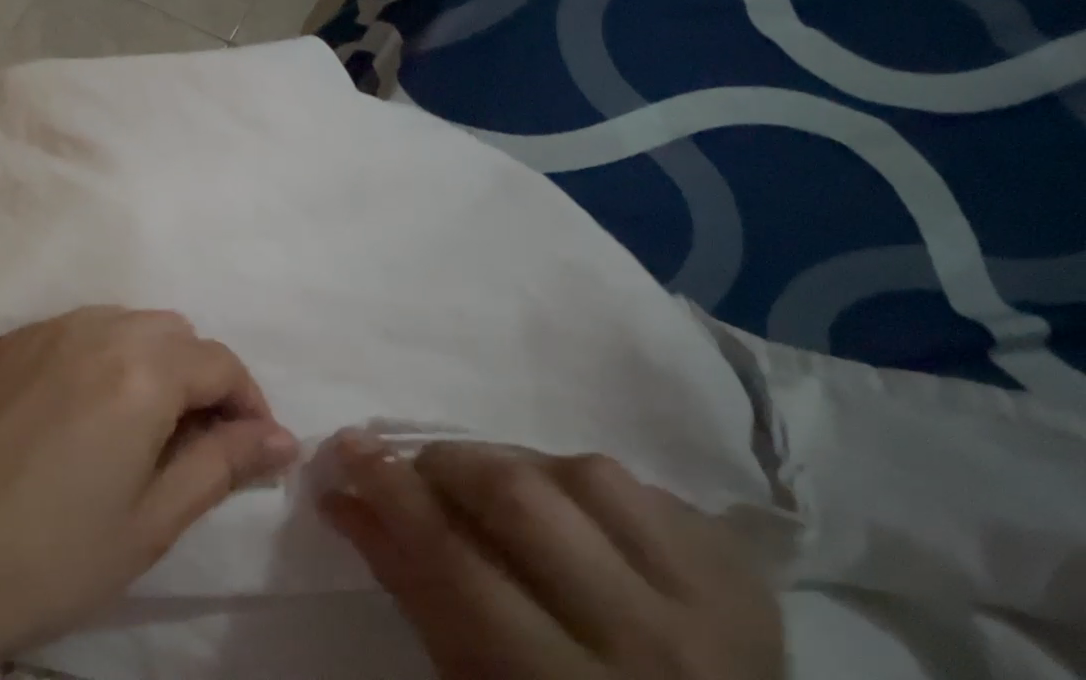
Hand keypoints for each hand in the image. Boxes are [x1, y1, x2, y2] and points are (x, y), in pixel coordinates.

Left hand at [0, 307, 297, 679]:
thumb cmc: (46, 558)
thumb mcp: (150, 524)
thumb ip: (222, 465)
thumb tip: (282, 438)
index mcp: (140, 369)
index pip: (221, 363)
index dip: (249, 406)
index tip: (251, 453)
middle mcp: (91, 330)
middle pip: (172, 334)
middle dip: (197, 380)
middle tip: (190, 446)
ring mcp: (34, 333)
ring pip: (118, 326)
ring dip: (146, 364)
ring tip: (132, 432)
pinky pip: (66, 335)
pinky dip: (93, 362)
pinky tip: (71, 420)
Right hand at [321, 434, 782, 679]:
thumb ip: (411, 587)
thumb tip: (346, 497)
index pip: (458, 564)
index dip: (394, 496)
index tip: (350, 448)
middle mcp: (649, 643)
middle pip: (525, 500)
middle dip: (451, 464)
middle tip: (419, 466)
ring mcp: (712, 601)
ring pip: (591, 474)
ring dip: (524, 468)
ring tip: (498, 490)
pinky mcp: (743, 571)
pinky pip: (649, 487)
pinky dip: (593, 487)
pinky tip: (575, 513)